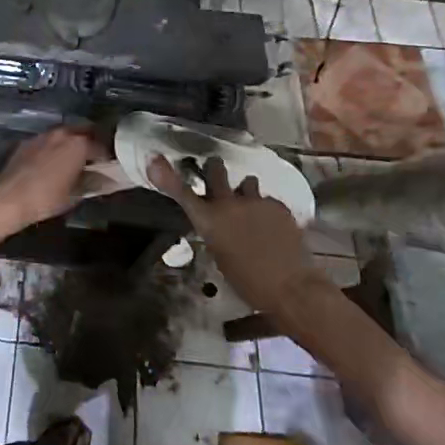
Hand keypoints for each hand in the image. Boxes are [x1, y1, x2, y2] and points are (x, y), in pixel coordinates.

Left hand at [0, 124, 106, 236]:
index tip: (111, 164)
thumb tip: (105, 179)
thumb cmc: (46, 198)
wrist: (8, 198)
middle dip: (93, 141)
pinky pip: (49, 140)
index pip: (102, 146)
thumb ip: (92, 182)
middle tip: (97, 155)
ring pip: (65, 133)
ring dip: (74, 141)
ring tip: (76, 157)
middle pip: (85, 131)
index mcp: (79, 144)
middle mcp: (62, 134)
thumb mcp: (75, 194)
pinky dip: (56, 146)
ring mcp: (43, 136)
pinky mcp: (27, 142)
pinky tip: (54, 160)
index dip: (109, 155)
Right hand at [148, 155, 318, 313]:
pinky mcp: (278, 205)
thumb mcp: (221, 257)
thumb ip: (217, 231)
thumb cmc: (248, 282)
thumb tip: (220, 221)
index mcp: (209, 221)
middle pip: (216, 171)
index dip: (167, 175)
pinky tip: (274, 226)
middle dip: (214, 168)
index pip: (183, 193)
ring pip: (247, 182)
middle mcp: (229, 204)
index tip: (155, 159)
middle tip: (215, 168)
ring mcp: (256, 201)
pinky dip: (267, 209)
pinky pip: (268, 200)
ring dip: (245, 190)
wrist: (289, 286)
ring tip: (252, 207)